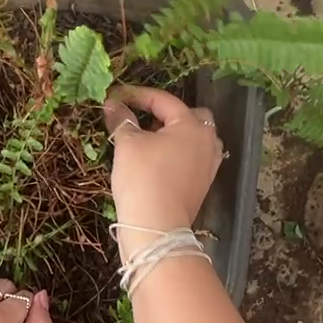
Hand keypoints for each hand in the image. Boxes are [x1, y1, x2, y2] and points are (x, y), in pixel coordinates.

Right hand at [103, 86, 222, 257]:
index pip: (165, 101)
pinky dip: (176, 155)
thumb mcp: (127, 144)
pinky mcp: (202, 185)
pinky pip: (191, 159)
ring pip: (193, 140)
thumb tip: (113, 104)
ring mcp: (209, 165)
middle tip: (141, 120)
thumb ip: (122, 120)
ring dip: (173, 136)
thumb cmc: (143, 178)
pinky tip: (157, 163)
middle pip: (190, 117)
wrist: (157, 226)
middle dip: (166, 114)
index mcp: (192, 125)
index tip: (117, 97)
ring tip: (148, 142)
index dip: (138, 96)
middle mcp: (208, 141)